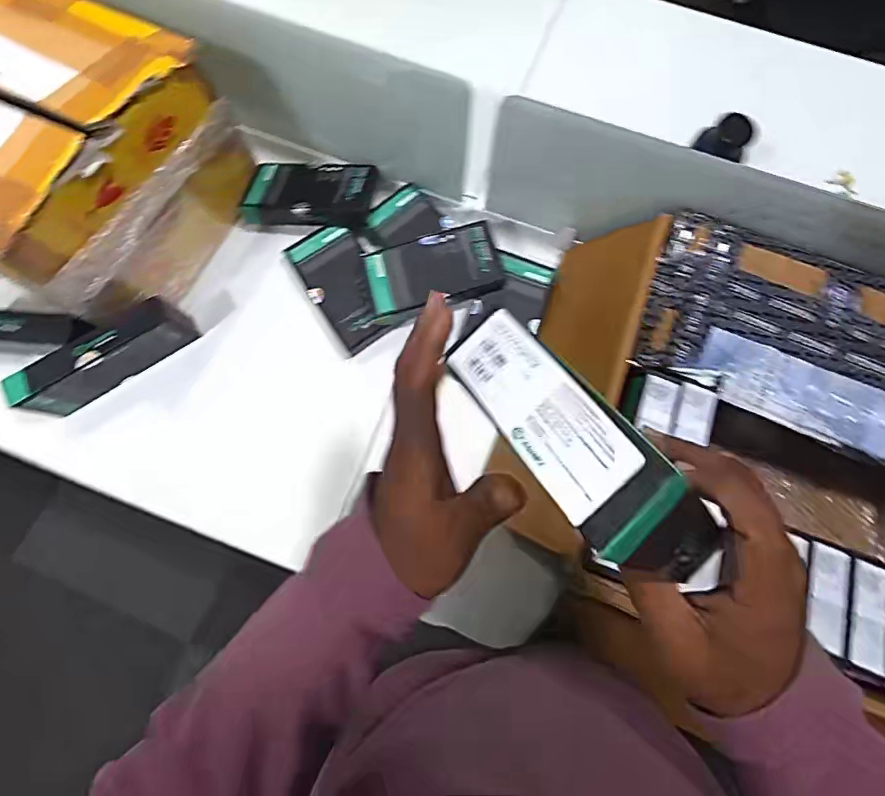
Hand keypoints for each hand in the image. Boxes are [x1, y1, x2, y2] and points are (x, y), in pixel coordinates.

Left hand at [373, 293, 525, 597]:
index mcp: (415, 450)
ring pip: (410, 386)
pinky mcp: (412, 454)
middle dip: (425, 336)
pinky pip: (416, 402)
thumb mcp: (455, 537)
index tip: (440, 312)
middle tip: (443, 303)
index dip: (426, 345)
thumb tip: (513, 486)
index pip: (416, 385)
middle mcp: (406, 440)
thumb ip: (484, 507)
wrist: (371, 581)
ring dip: (424, 351)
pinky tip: (440, 371)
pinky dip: (426, 375)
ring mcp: (405, 445)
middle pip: (409, 375)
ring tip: (444, 326)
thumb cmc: (410, 557)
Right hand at [626, 437, 808, 717]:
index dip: (706, 471)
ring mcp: (779, 547)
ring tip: (665, 459)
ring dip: (708, 467)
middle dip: (701, 457)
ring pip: (748, 487)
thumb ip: (649, 589)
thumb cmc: (726, 678)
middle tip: (655, 447)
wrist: (773, 708)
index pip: (744, 497)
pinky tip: (685, 487)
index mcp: (768, 567)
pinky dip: (716, 485)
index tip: (664, 463)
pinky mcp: (769, 550)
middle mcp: (781, 547)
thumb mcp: (677, 644)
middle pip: (747, 482)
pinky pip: (745, 503)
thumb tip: (623, 536)